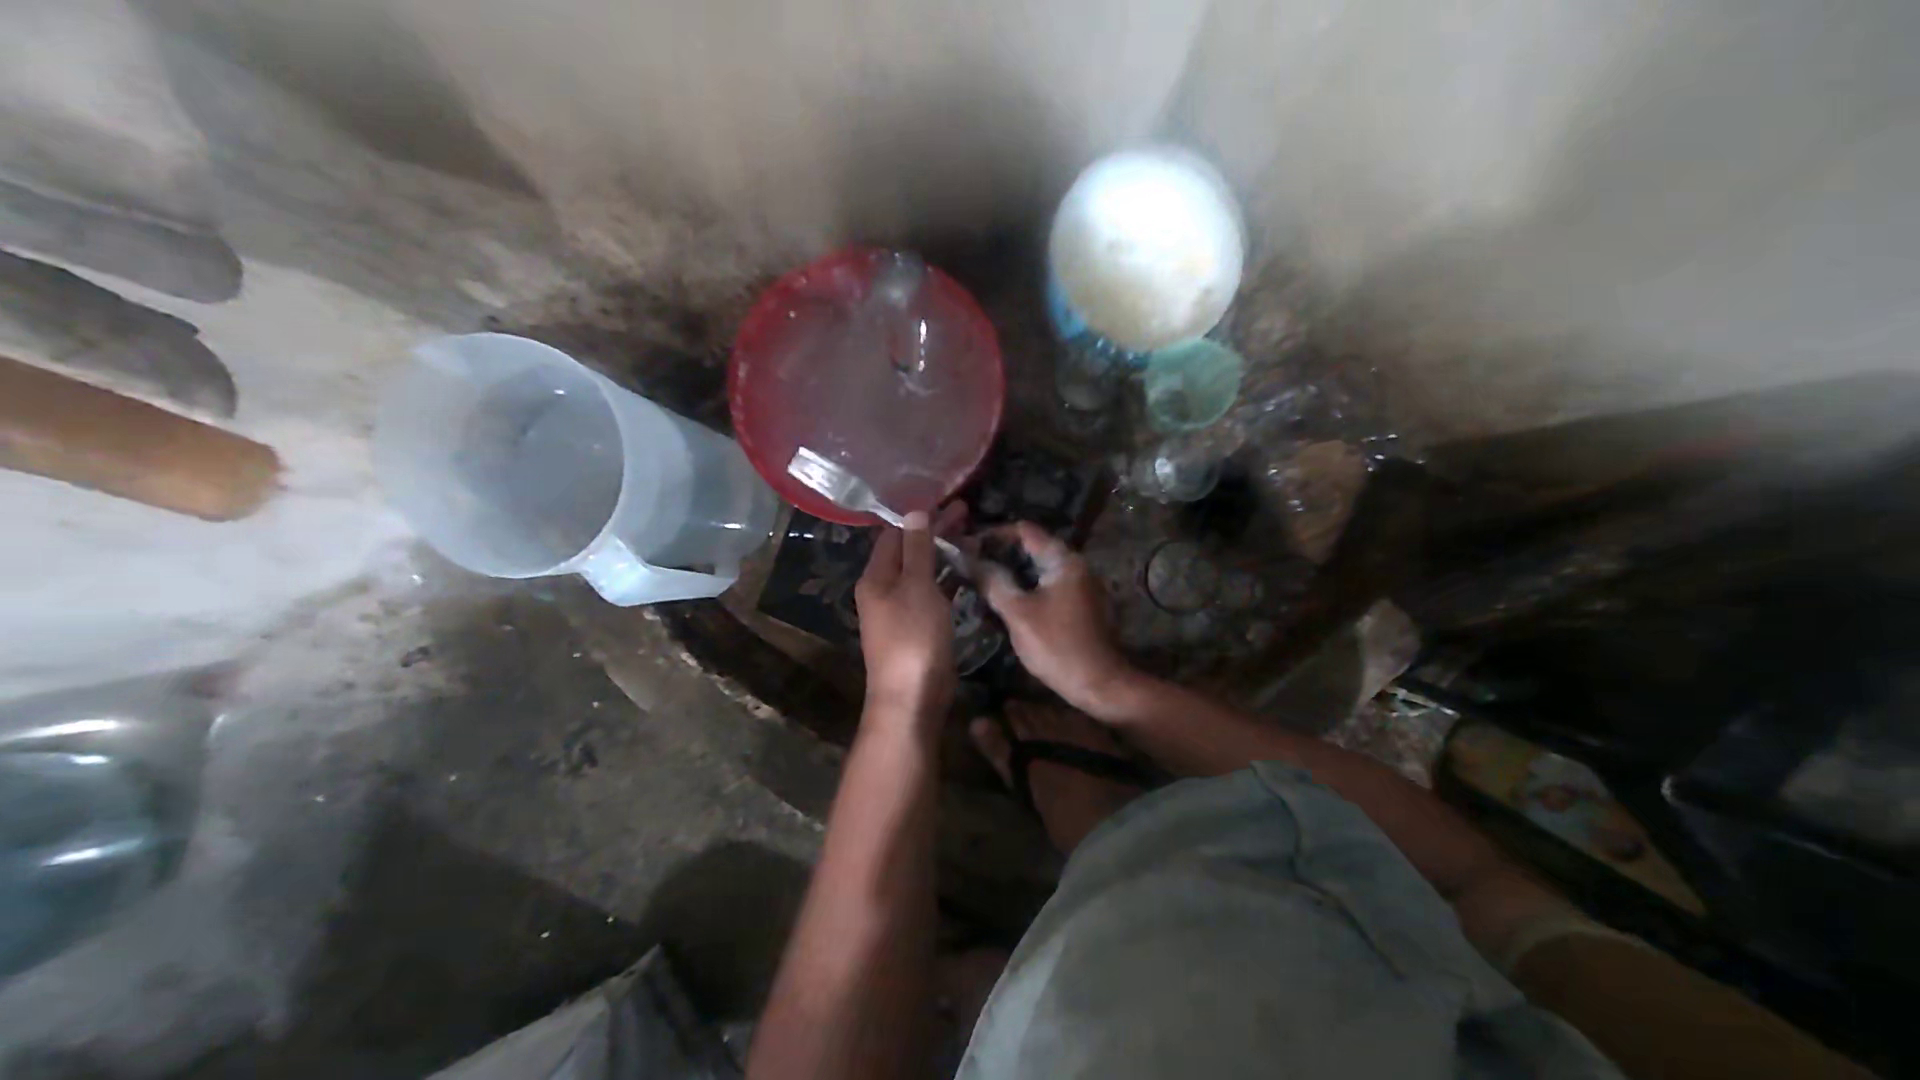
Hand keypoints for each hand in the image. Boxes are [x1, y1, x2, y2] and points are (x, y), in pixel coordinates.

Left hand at [856, 509, 957, 721]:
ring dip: (946, 555)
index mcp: (876, 576)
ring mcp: (902, 610)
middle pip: (910, 552)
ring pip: (924, 572)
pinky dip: (949, 580)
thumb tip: (915, 512)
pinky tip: (969, 571)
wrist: (912, 697)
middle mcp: (884, 590)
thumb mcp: (917, 586)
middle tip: (968, 514)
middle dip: (937, 533)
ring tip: (975, 537)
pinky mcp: (919, 627)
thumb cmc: (913, 637)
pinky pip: (933, 594)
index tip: (949, 501)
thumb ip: (917, 549)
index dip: (920, 517)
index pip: (895, 534)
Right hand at [976, 522, 1134, 712]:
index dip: (994, 535)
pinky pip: (1049, 587)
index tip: (969, 548)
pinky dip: (1027, 590)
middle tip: (971, 569)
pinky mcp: (1081, 605)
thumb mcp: (1018, 613)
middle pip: (1032, 548)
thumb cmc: (1057, 645)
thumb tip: (969, 559)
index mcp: (1064, 560)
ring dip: (1012, 575)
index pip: (1024, 530)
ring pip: (1039, 570)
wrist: (1099, 683)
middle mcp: (1076, 565)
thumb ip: (993, 581)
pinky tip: (1007, 605)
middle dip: (1000, 556)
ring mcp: (1081, 586)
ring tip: (983, 587)